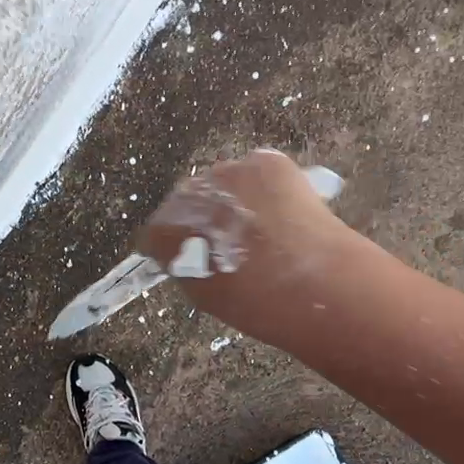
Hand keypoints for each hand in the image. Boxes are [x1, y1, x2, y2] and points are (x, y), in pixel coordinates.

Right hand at [135, 149, 365, 342]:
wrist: (307, 282)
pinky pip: (257, 171)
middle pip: (187, 201)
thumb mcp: (202, 293)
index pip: (156, 232)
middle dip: (202, 217)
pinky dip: (266, 186)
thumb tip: (193, 255)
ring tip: (259, 225)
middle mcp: (185, 194)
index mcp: (162, 231)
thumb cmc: (252, 301)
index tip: (190, 257)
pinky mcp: (263, 162)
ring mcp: (225, 172)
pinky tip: (282, 209)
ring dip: (233, 199)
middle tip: (227, 240)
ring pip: (223, 183)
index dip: (174, 246)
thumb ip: (186, 265)